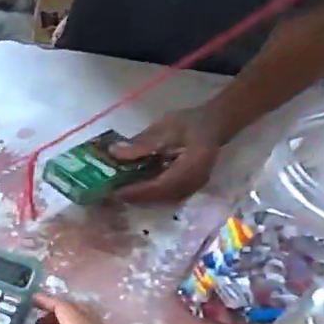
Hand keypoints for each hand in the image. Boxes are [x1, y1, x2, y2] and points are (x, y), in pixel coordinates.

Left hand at [107, 105, 234, 203]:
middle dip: (133, 197)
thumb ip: (142, 143)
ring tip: (117, 193)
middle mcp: (194, 182)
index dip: (136, 190)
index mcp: (193, 165)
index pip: (160, 185)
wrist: (213, 125)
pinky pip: (165, 198)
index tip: (114, 191)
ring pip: (161, 200)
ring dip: (139, 198)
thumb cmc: (191, 123)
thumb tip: (114, 152)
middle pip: (159, 197)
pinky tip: (132, 189)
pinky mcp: (187, 190)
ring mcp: (192, 189)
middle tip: (109, 194)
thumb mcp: (166, 127)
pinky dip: (147, 195)